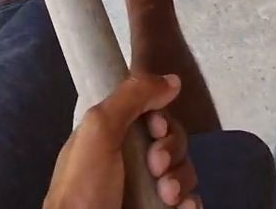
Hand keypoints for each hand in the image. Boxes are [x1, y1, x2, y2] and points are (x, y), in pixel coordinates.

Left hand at [44, 71, 201, 208]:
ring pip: (184, 170)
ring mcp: (147, 192)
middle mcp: (132, 160)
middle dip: (172, 148)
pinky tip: (183, 208)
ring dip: (182, 178)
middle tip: (156, 166)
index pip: (151, 112)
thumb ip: (132, 96)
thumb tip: (172, 79)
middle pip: (172, 139)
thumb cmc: (84, 186)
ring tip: (166, 196)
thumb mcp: (99, 130)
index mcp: (113, 136)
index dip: (160, 116)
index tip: (155, 127)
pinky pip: (190, 202)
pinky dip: (191, 203)